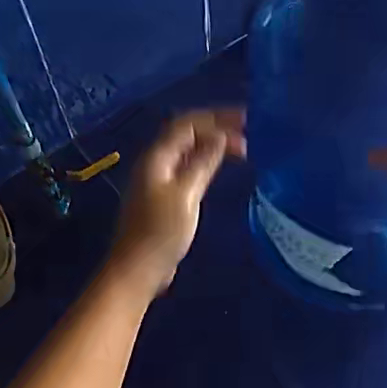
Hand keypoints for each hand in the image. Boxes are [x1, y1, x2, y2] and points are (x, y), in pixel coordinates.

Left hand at [103, 108, 246, 296]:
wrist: (137, 270)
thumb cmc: (160, 232)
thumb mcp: (186, 195)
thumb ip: (202, 163)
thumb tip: (220, 136)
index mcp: (157, 157)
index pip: (187, 123)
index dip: (216, 117)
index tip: (246, 119)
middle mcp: (156, 162)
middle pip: (187, 133)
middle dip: (216, 127)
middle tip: (248, 130)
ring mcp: (159, 179)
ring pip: (188, 150)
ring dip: (213, 144)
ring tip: (242, 147)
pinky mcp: (164, 196)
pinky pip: (188, 166)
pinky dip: (207, 161)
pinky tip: (222, 168)